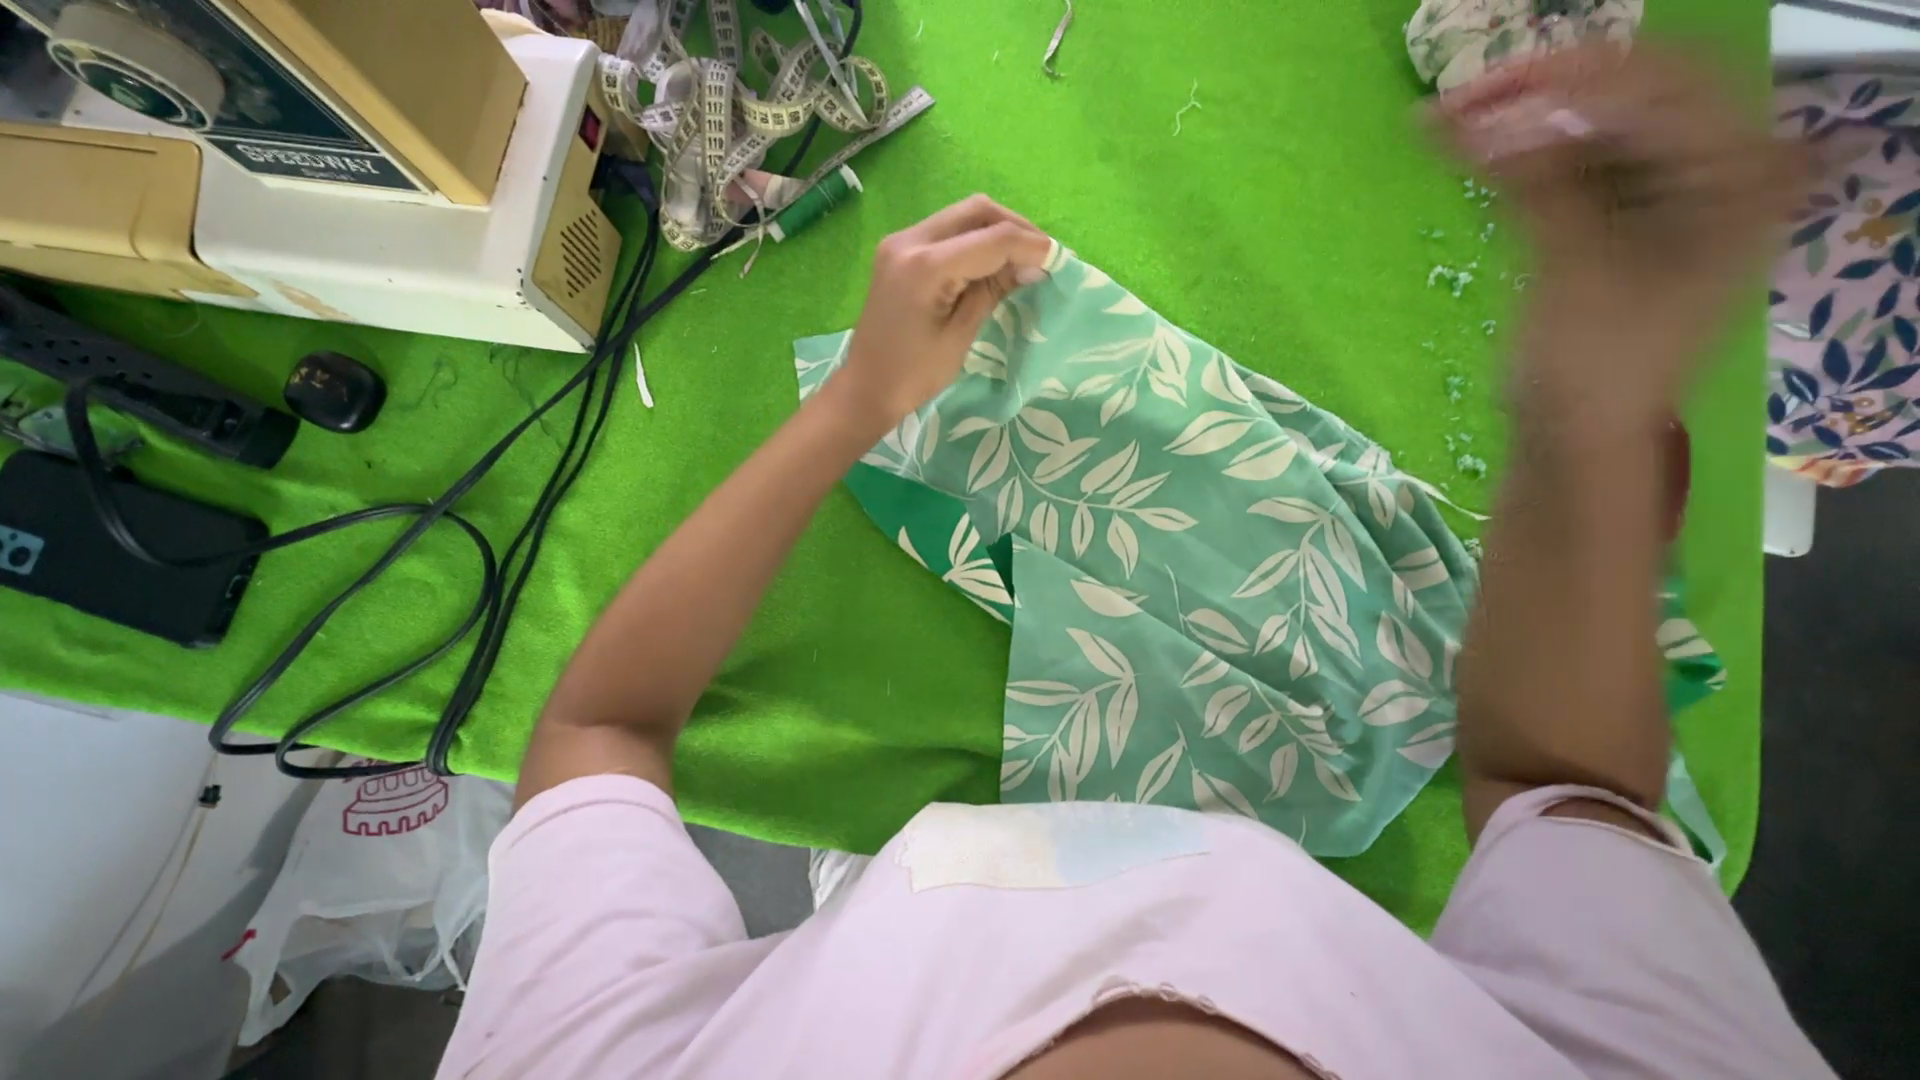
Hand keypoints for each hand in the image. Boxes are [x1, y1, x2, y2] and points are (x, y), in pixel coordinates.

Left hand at [831, 195, 1052, 427]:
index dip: (1030, 246)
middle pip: (977, 211)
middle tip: (1042, 255)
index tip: (1058, 261)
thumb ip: (994, 290)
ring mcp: (900, 241)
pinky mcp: (898, 250)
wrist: (865, 387)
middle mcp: (910, 240)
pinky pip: (946, 230)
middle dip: (1015, 227)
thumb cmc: (914, 374)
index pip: (992, 239)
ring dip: (996, 230)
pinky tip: (992, 262)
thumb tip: (1033, 264)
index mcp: (926, 266)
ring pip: (962, 215)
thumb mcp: (961, 334)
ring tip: (1022, 258)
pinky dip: (974, 239)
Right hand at [1430, 44, 1804, 417]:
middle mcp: (1714, 170)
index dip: (1571, 80)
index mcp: (1735, 177)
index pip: (1660, 88)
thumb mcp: (1573, 269)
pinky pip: (1574, 164)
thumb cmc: (1592, 367)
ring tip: (1450, 122)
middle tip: (1460, 103)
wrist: (1576, 437)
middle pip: (1630, 96)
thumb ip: (1542, 183)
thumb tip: (1486, 118)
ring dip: (1526, 121)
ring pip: (1595, 127)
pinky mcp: (1618, 218)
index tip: (1483, 92)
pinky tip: (1472, 151)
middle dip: (1545, 94)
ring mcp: (1666, 194)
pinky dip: (1524, 156)